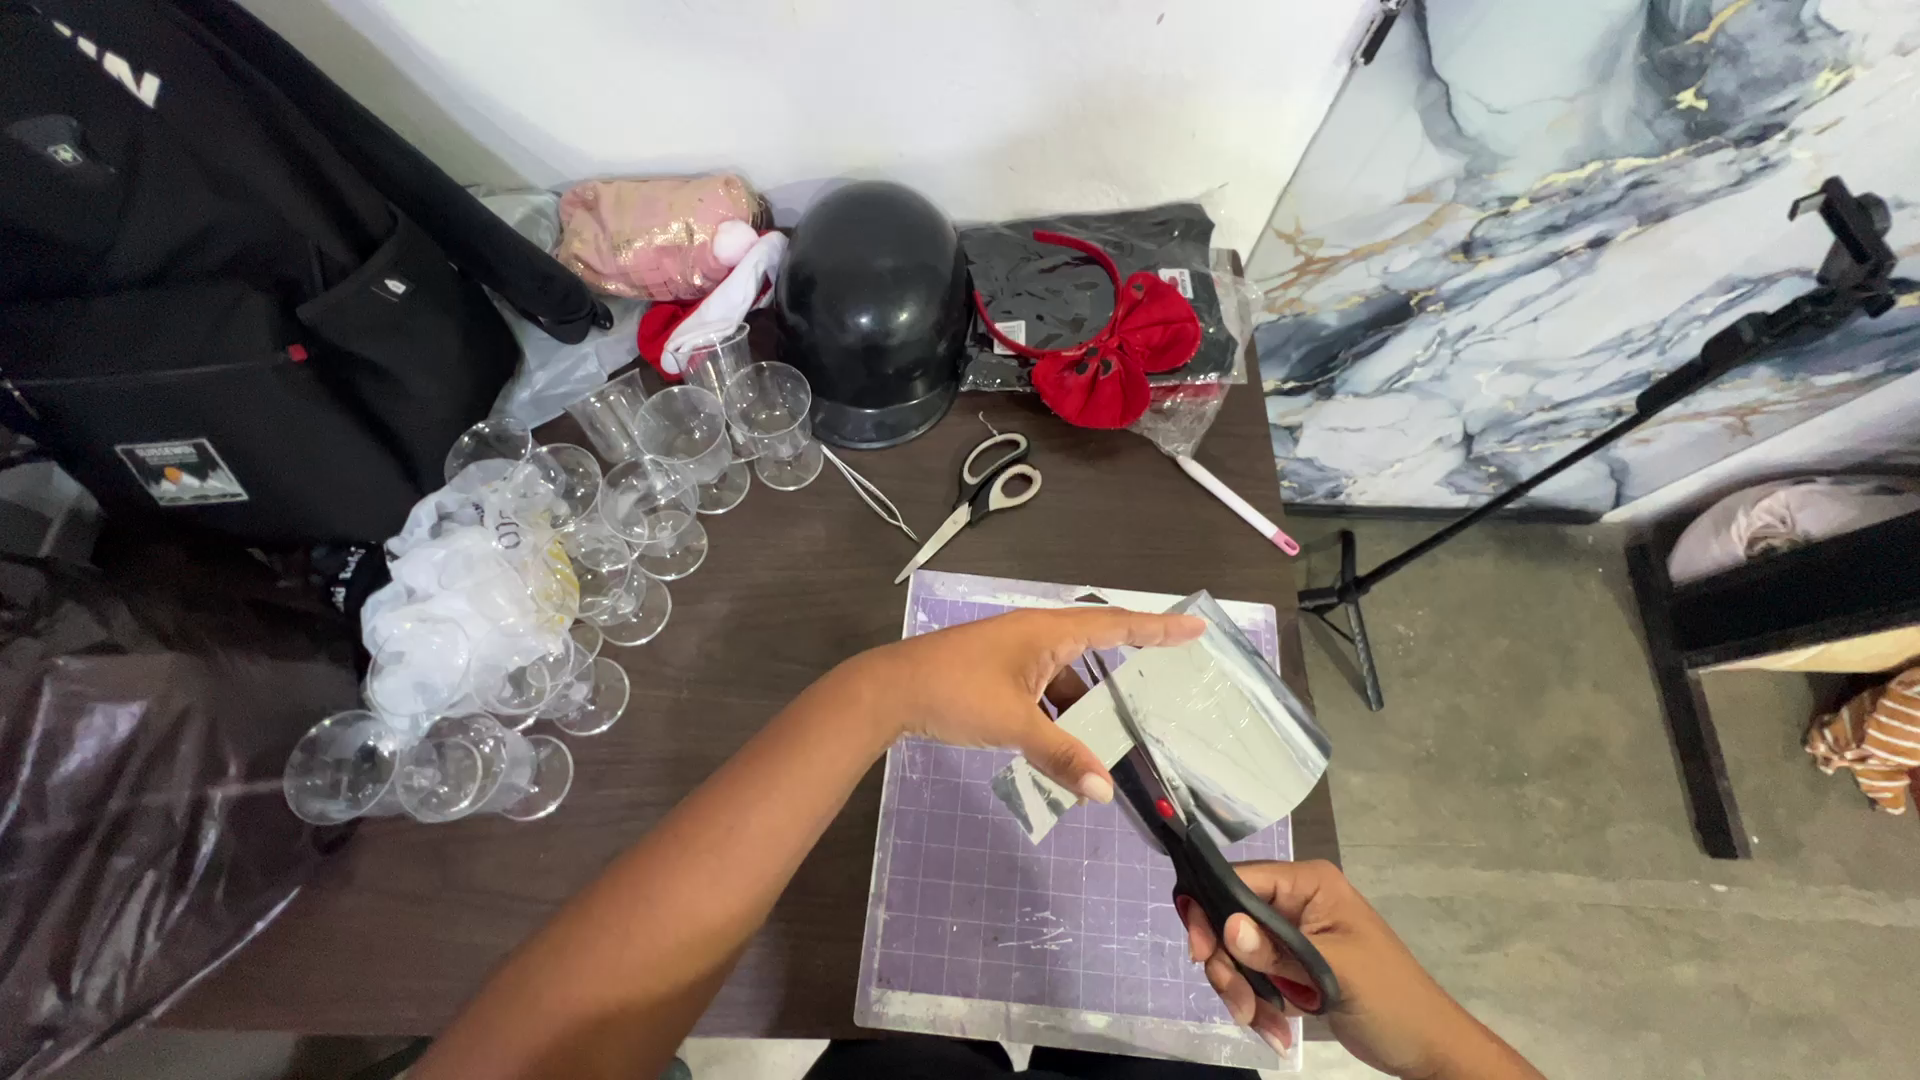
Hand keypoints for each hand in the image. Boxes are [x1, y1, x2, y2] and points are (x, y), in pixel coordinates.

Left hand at [848, 607, 1203, 800]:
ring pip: (1064, 678)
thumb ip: (1060, 754)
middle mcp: (1034, 635)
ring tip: (1109, 739)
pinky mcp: (996, 673)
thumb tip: (1103, 790)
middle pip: (1093, 650)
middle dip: (1125, 670)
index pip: (1115, 625)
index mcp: (1046, 632)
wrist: (890, 691)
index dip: (1156, 628)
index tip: (1194, 628)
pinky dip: (1055, 714)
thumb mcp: (1013, 724)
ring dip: (1083, 706)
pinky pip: (1041, 690)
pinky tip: (1060, 744)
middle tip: (1162, 686)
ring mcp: (1013, 654)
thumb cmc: (955, 693)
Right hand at [1181, 860, 1517, 1079]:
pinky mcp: (1289, 962)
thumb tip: (1228, 926)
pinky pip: (1251, 973)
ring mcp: (1290, 932)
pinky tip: (1274, 1030)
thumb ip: (1278, 949)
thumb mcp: (1335, 973)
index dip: (1210, 910)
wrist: (1431, 1052)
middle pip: (1230, 917)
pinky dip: (1255, 1003)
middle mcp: (1293, 899)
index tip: (1200, 952)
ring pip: (1235, 949)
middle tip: (1238, 1004)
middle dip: (1228, 963)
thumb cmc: (1392, 1000)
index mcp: (1307, 883)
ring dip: (1240, 989)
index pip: (1239, 880)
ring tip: (1262, 1025)